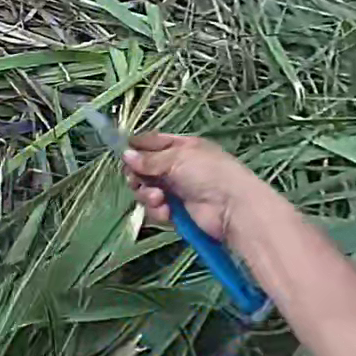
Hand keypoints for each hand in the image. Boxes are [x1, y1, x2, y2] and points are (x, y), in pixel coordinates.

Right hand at [121, 132, 278, 248]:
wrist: (232, 208)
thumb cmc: (208, 173)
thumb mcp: (177, 158)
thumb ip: (149, 159)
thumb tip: (125, 155)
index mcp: (181, 147)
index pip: (151, 143)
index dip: (136, 148)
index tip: (123, 155)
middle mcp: (177, 167)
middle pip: (144, 169)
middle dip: (138, 175)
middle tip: (138, 180)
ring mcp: (176, 190)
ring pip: (147, 190)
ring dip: (147, 195)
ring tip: (159, 199)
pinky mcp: (176, 212)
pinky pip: (156, 209)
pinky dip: (158, 211)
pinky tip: (167, 211)